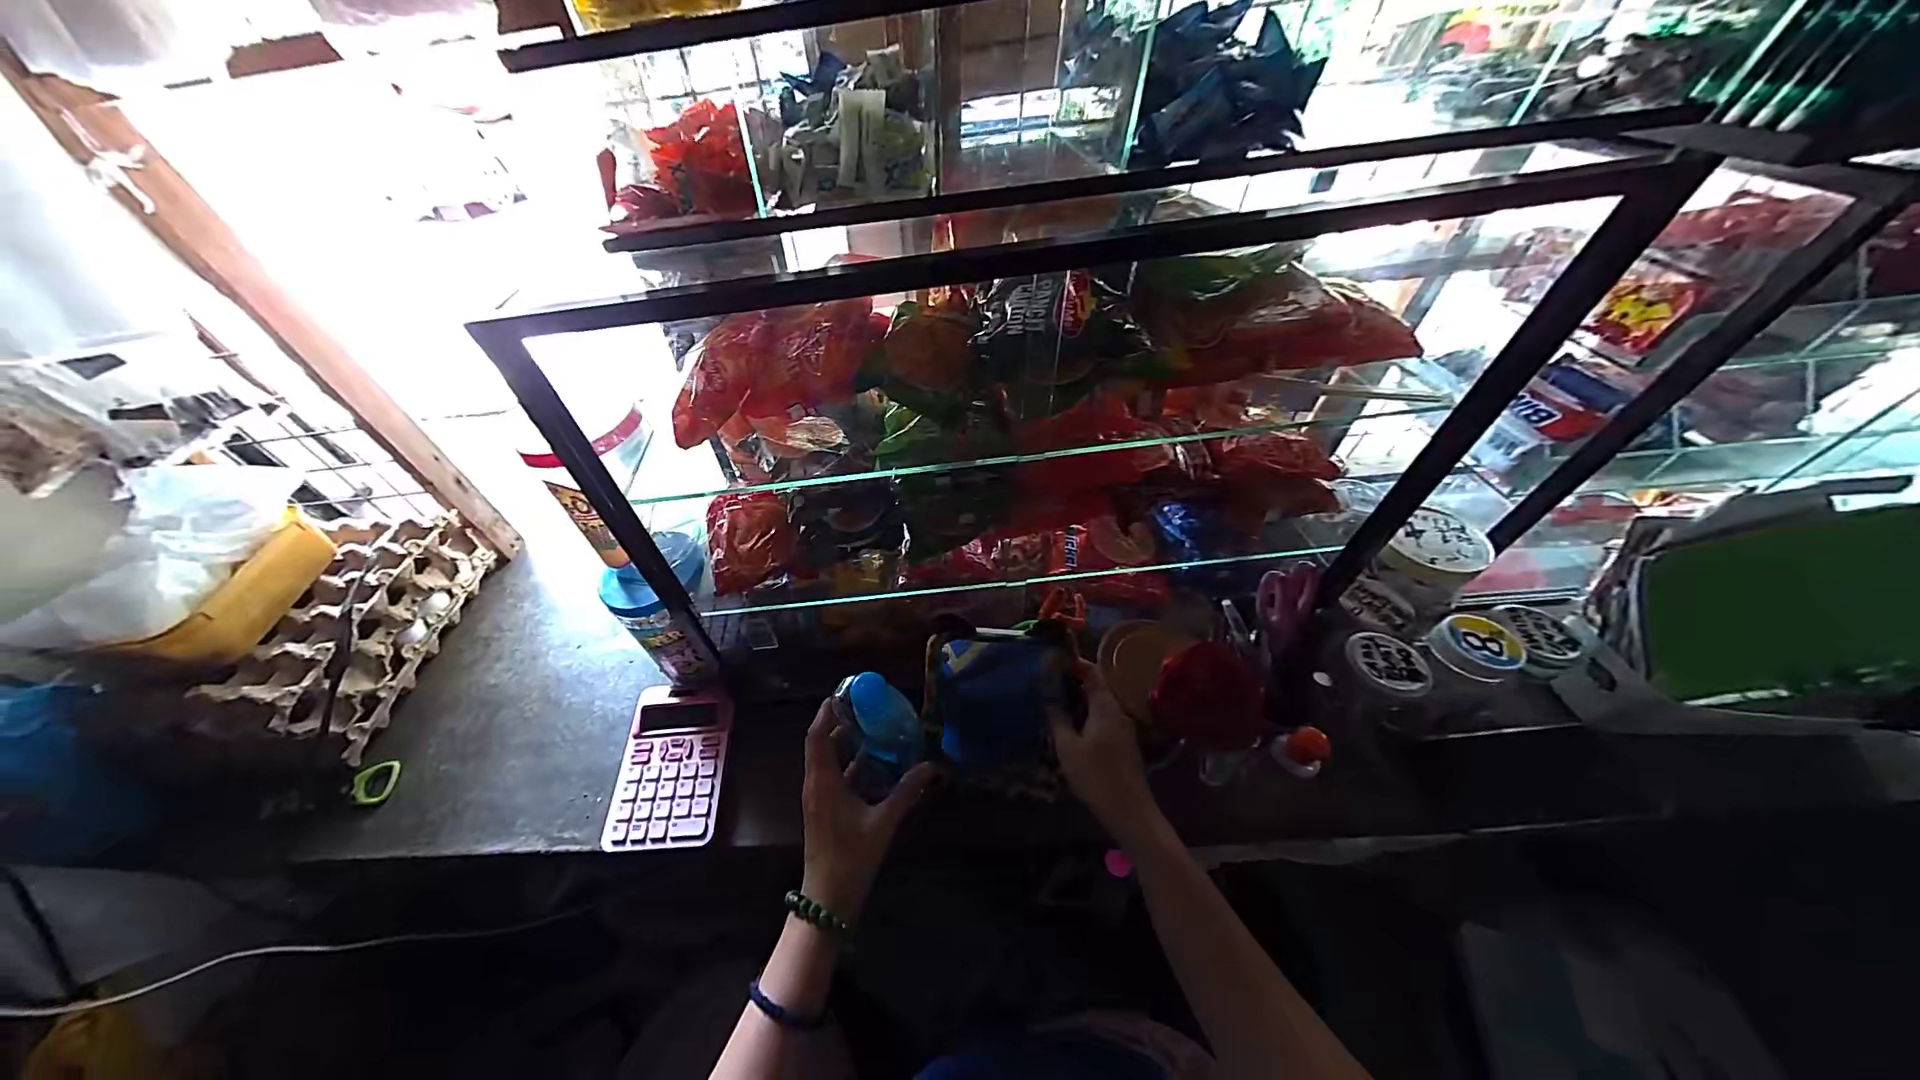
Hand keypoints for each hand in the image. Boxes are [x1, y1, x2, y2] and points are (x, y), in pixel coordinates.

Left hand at [800, 699, 936, 919]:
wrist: (828, 898)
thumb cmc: (851, 856)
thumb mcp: (883, 821)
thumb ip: (907, 791)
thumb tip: (933, 766)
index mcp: (822, 781)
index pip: (816, 736)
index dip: (826, 712)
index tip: (844, 693)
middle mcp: (816, 784)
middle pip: (822, 743)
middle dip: (841, 723)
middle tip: (868, 707)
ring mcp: (819, 798)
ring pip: (829, 760)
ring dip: (847, 744)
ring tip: (875, 728)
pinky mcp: (825, 809)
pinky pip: (835, 777)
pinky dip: (851, 765)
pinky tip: (876, 764)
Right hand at [1049, 661, 1164, 851]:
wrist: (1129, 810)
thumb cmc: (1096, 776)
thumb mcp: (1068, 746)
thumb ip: (1057, 716)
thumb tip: (1045, 691)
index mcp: (1106, 706)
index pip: (1091, 672)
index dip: (1072, 663)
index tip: (1051, 661)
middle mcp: (1118, 711)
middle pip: (1096, 686)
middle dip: (1073, 681)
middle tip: (1047, 682)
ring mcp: (1123, 727)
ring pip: (1099, 703)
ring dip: (1079, 699)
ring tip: (1055, 701)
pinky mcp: (1123, 742)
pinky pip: (1103, 717)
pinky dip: (1087, 714)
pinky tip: (1071, 725)